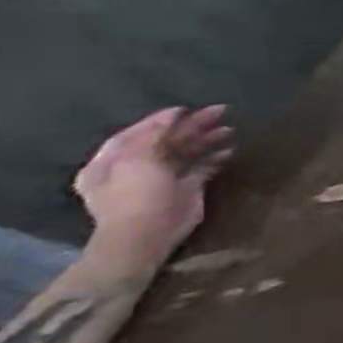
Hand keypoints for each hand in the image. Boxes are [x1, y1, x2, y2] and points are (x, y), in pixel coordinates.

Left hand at [73, 107, 233, 264]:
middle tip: (221, 112)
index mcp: (112, 162)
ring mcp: (161, 179)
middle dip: (192, 126)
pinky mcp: (185, 188)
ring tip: (230, 129)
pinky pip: (202, 167)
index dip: (158, 120)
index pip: (134, 134)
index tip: (185, 108)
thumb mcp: (135, 159)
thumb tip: (172, 116)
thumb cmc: (134, 194)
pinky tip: (230, 149)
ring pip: (186, 152)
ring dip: (207, 140)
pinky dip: (215, 157)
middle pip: (166, 141)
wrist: (147, 233)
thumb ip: (152, 135)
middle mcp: (134, 168)